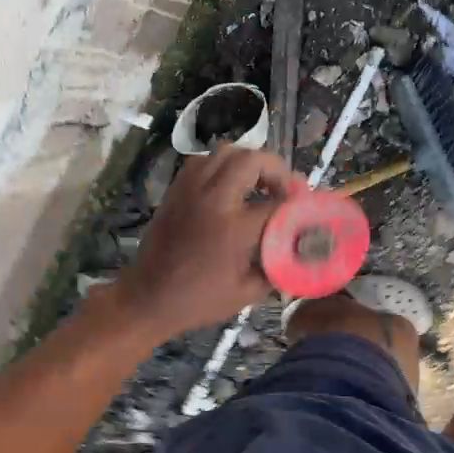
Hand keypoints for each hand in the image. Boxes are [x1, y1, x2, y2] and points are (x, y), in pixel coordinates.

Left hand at [115, 146, 301, 339]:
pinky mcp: (176, 191)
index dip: (297, 205)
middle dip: (277, 170)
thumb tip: (297, 252)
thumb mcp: (247, 292)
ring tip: (259, 183)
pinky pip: (202, 161)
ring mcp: (190, 190)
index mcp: (234, 228)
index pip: (277, 203)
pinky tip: (230, 185)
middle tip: (285, 189)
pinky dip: (222, 165)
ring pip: (225, 152)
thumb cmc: (199, 300)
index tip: (305, 211)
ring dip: (249, 163)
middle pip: (252, 160)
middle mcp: (213, 200)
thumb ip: (276, 268)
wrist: (148, 298)